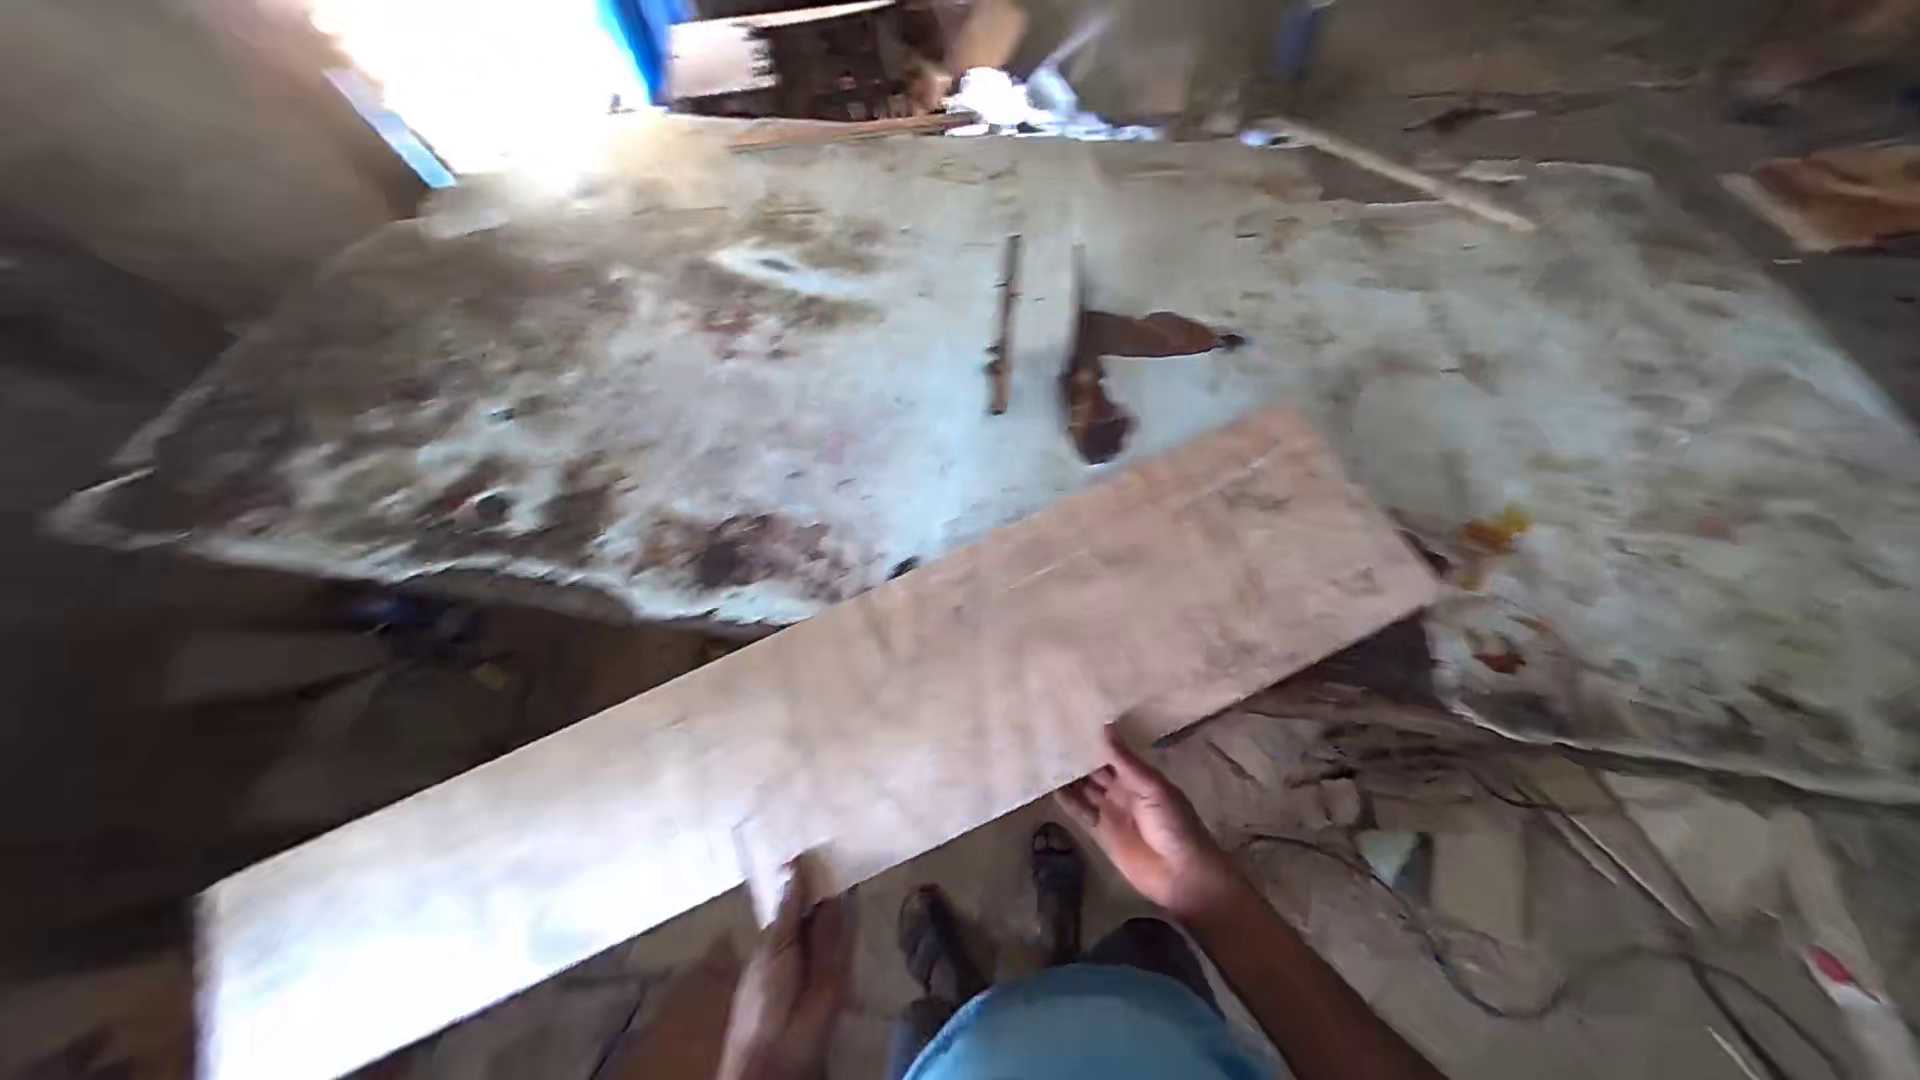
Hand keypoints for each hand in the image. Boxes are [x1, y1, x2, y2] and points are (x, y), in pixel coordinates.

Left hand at [718, 856, 849, 1079]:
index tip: (809, 845)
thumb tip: (795, 866)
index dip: (800, 875)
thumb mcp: (774, 944)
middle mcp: (802, 939)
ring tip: (846, 848)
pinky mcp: (844, 959)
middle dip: (821, 877)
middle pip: (815, 902)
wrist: (783, 1046)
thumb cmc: (765, 995)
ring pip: (833, 912)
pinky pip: (849, 929)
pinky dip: (853, 907)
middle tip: (831, 837)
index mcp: (778, 936)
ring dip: (838, 887)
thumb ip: (790, 906)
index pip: (792, 899)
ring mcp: (824, 949)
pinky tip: (856, 880)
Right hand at [1055, 724, 1248, 921]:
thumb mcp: (1152, 787)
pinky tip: (1051, 787)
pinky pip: (1081, 812)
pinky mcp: (1101, 832)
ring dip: (1069, 777)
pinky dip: (1068, 801)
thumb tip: (1105, 726)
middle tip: (1051, 736)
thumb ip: (1125, 760)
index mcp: (1139, 776)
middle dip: (1078, 756)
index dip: (1095, 740)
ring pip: (1085, 789)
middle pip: (1095, 770)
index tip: (1072, 721)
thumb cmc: (1174, 824)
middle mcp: (1123, 790)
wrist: (1182, 875)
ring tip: (1045, 757)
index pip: (1112, 753)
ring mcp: (1111, 811)